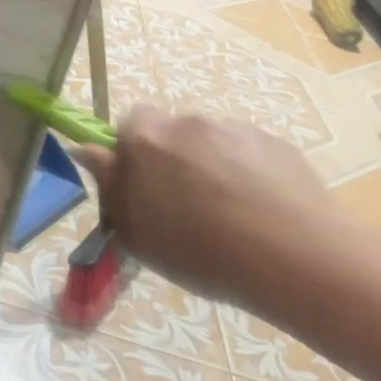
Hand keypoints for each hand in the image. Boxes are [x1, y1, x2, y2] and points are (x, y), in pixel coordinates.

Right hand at [74, 105, 343, 302]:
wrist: (292, 257)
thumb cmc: (198, 250)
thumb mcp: (135, 232)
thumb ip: (109, 185)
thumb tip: (89, 150)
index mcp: (146, 140)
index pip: (127, 123)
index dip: (132, 152)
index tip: (141, 186)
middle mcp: (189, 123)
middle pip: (172, 132)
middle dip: (173, 159)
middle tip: (183, 206)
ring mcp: (236, 130)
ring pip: (212, 143)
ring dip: (211, 166)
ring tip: (229, 214)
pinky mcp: (277, 143)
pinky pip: (250, 153)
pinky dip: (248, 174)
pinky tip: (259, 211)